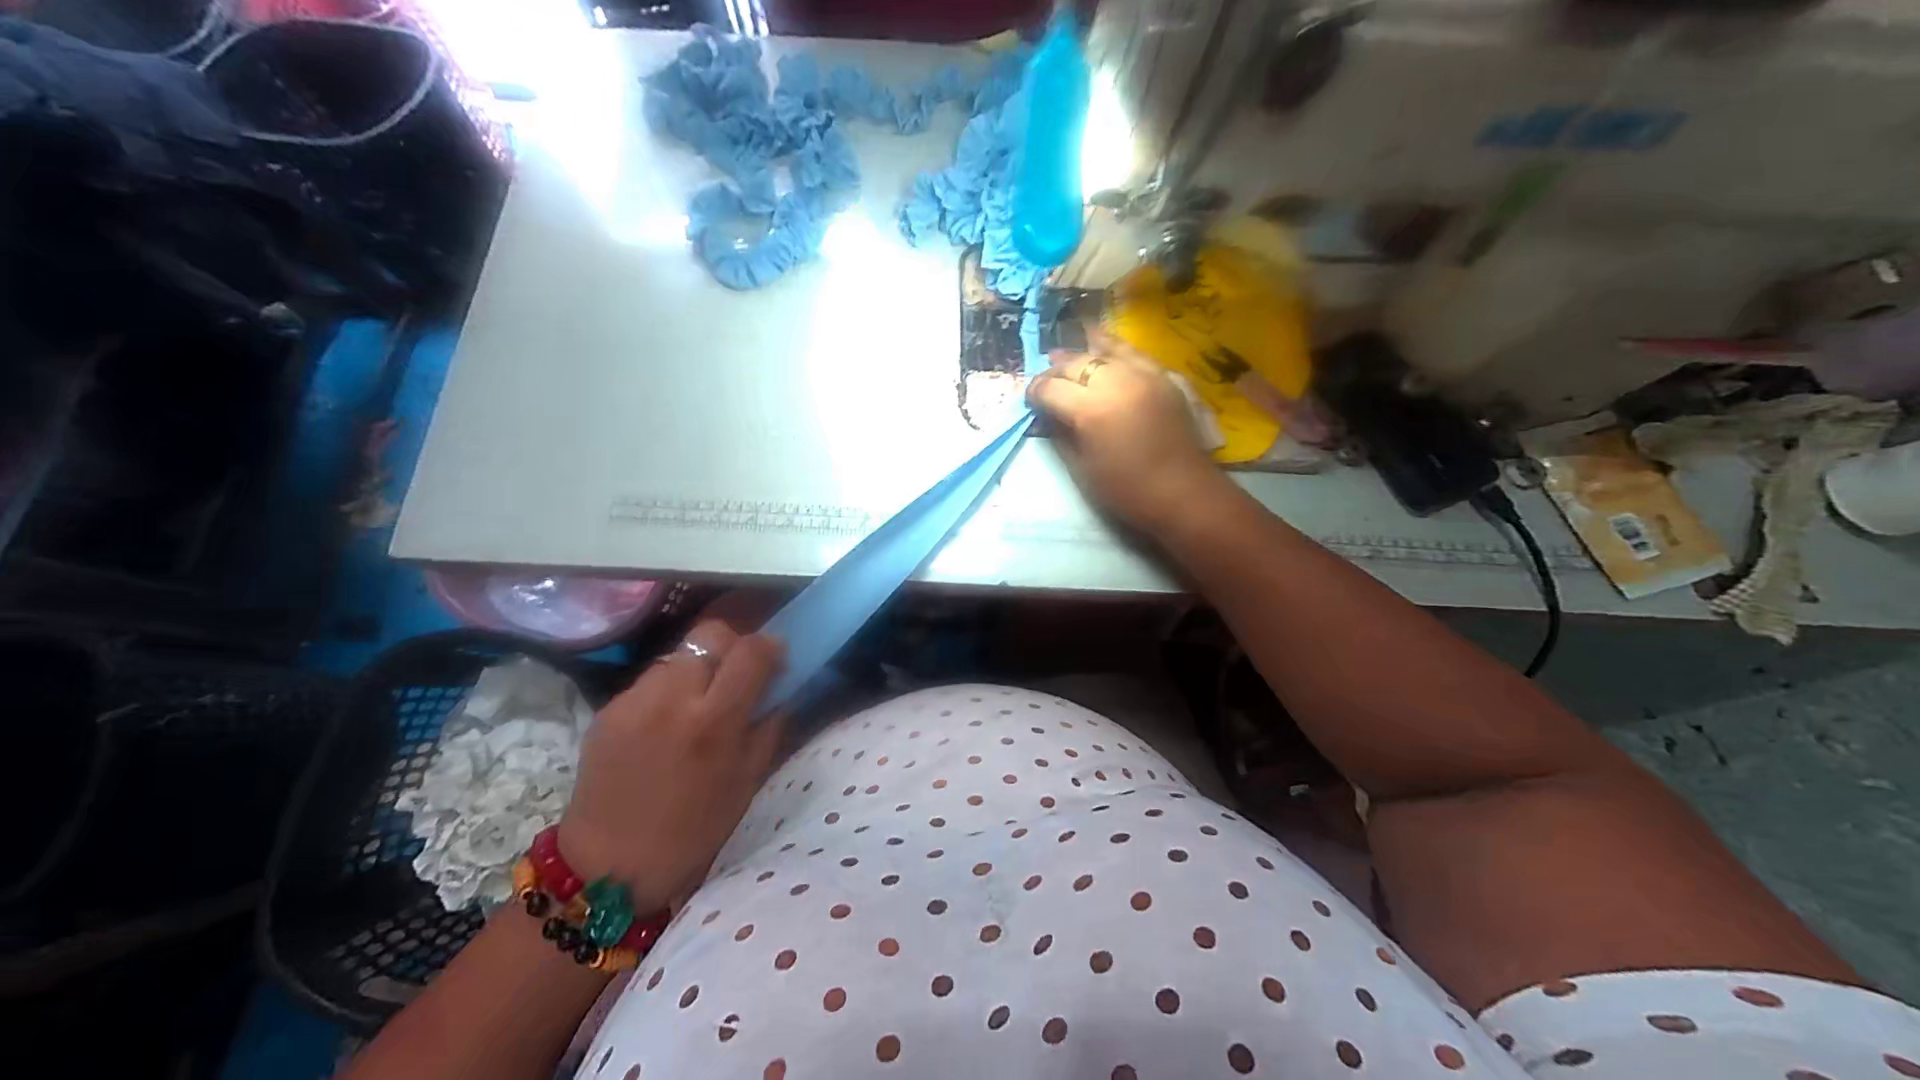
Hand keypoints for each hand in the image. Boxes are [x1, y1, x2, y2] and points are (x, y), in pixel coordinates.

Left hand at [558, 620, 784, 910]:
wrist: (610, 866)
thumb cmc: (693, 832)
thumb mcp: (747, 781)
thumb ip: (768, 726)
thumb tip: (779, 689)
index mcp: (714, 722)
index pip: (750, 650)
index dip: (769, 647)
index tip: (774, 661)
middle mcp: (673, 699)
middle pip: (711, 634)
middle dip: (731, 647)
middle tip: (735, 675)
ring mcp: (634, 701)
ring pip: (678, 655)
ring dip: (696, 669)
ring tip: (696, 702)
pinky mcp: (608, 709)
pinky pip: (649, 681)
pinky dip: (666, 691)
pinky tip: (664, 724)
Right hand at [1027, 329, 1228, 533]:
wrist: (1184, 494)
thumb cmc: (1127, 491)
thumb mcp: (1081, 469)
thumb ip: (1060, 435)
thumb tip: (1047, 415)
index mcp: (1090, 409)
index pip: (1050, 388)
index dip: (1035, 393)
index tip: (1029, 401)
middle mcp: (1116, 381)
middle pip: (1075, 364)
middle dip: (1055, 372)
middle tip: (1045, 384)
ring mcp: (1143, 375)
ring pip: (1104, 352)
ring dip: (1081, 354)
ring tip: (1063, 354)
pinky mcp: (1164, 377)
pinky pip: (1133, 354)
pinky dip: (1113, 349)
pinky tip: (1102, 346)